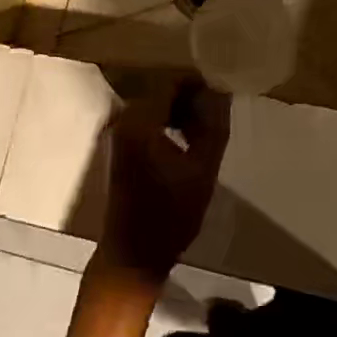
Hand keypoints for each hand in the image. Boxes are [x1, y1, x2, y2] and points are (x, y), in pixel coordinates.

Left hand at [97, 79, 231, 284]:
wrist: (133, 255)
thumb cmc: (171, 214)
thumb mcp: (204, 168)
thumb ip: (213, 124)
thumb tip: (219, 93)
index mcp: (140, 121)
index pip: (170, 80)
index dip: (197, 82)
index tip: (220, 92)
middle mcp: (123, 119)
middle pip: (159, 89)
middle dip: (189, 95)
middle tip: (216, 110)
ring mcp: (117, 133)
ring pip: (153, 104)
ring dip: (179, 109)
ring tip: (205, 126)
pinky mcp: (118, 146)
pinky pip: (146, 119)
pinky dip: (166, 121)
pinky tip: (186, 139)